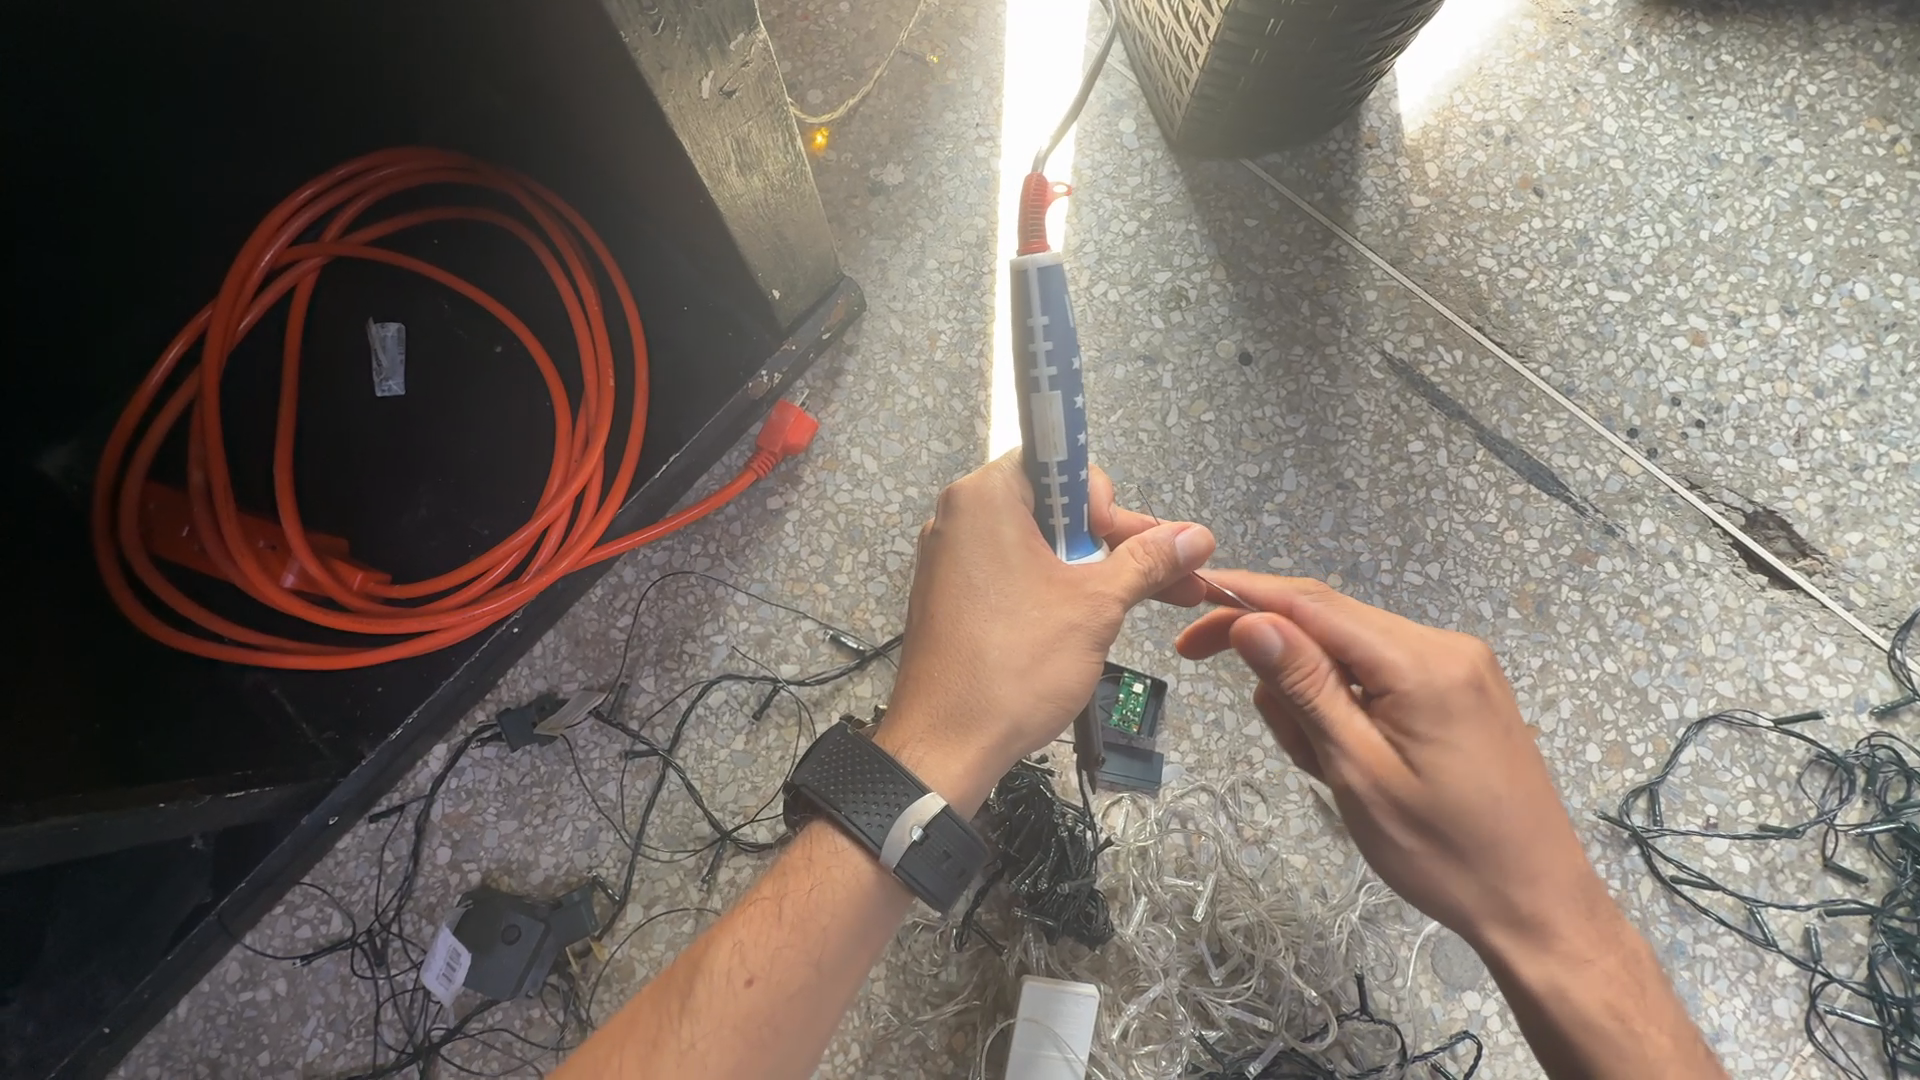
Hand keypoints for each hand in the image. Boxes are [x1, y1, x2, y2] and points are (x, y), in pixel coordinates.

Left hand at [879, 453, 1214, 812]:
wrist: (944, 745)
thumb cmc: (1017, 663)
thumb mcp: (1095, 605)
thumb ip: (1146, 561)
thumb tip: (1197, 535)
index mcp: (984, 496)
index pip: (1057, 460)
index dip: (1100, 497)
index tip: (1119, 540)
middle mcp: (959, 516)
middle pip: (1051, 505)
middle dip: (1111, 539)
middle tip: (1163, 574)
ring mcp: (949, 558)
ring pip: (1036, 544)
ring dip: (1090, 570)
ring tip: (1143, 601)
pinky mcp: (950, 596)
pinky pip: (1011, 573)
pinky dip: (1052, 589)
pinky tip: (1090, 619)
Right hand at [1174, 573, 1613, 957]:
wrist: (1541, 911)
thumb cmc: (1443, 852)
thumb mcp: (1357, 770)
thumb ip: (1304, 687)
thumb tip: (1249, 620)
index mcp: (1421, 661)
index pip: (1310, 603)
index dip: (1242, 594)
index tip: (1188, 597)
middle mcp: (1442, 645)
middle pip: (1325, 624)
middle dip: (1278, 666)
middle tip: (1273, 731)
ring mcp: (1454, 666)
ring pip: (1343, 654)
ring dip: (1312, 700)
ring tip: (1326, 767)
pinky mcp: (1455, 690)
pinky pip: (1372, 675)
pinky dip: (1341, 707)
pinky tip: (1350, 758)